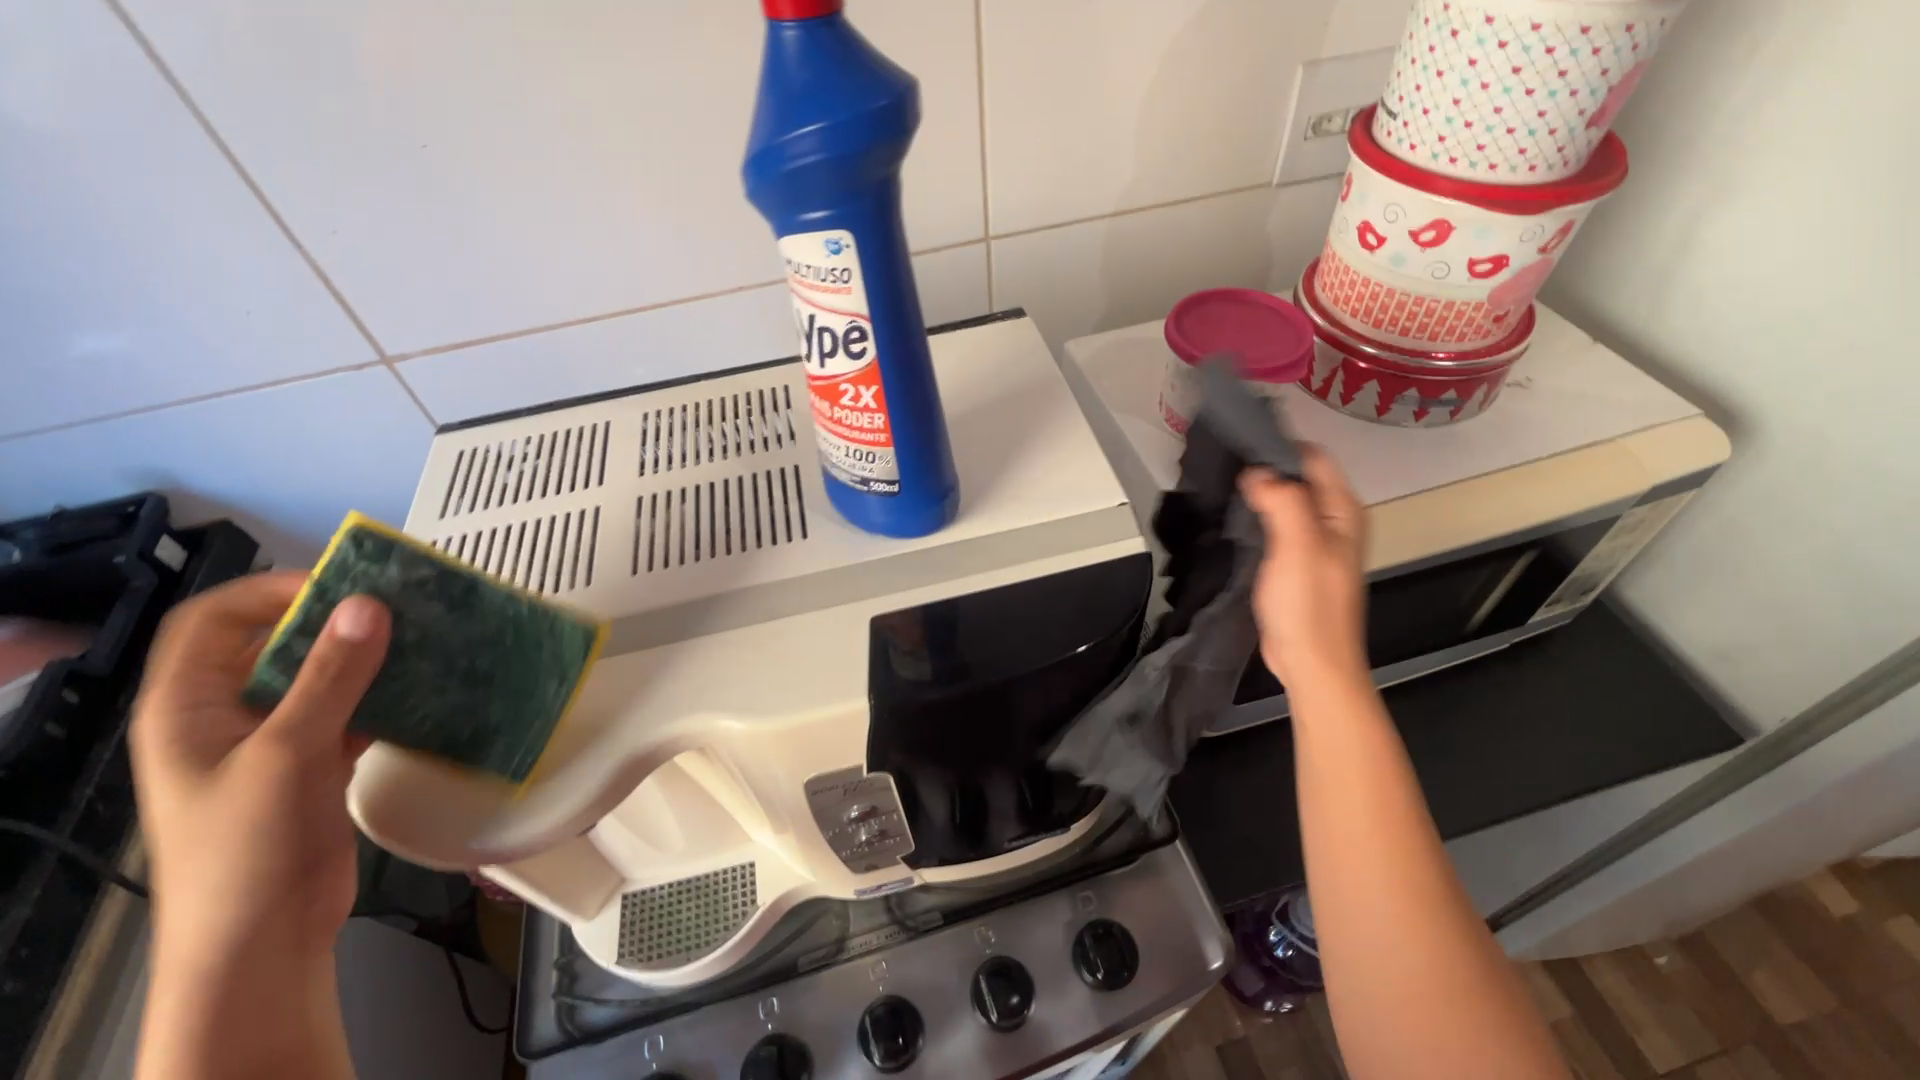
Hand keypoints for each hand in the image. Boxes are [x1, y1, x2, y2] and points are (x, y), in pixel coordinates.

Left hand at [131, 572, 389, 970]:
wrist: (261, 943)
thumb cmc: (247, 849)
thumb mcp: (286, 755)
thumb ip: (330, 679)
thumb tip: (368, 605)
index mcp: (187, 706)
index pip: (214, 621)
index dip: (270, 594)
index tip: (342, 588)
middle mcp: (225, 716)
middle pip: (273, 646)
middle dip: (332, 624)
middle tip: (399, 608)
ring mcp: (271, 744)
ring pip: (318, 680)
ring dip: (364, 661)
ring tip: (421, 640)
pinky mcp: (312, 768)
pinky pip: (349, 715)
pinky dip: (382, 699)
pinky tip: (424, 692)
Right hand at [1239, 446, 1368, 697]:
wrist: (1311, 663)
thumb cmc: (1308, 605)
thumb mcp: (1297, 545)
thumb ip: (1282, 500)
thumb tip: (1256, 470)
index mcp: (1342, 509)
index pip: (1311, 456)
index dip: (1276, 445)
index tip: (1236, 443)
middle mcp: (1333, 518)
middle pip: (1297, 475)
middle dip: (1263, 466)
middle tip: (1222, 464)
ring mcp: (1315, 540)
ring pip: (1284, 499)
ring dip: (1258, 491)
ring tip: (1222, 485)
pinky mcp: (1296, 560)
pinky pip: (1276, 523)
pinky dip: (1257, 516)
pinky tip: (1233, 517)